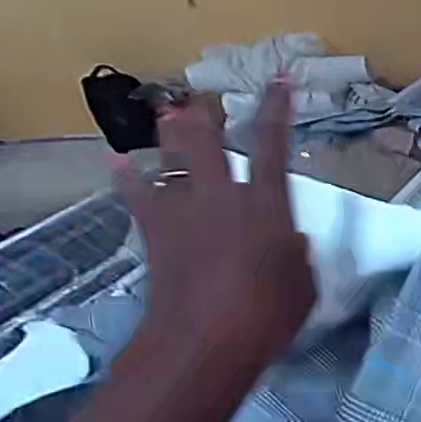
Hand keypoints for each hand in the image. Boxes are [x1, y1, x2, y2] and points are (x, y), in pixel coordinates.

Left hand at [115, 81, 314, 376]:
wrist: (205, 340)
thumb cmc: (267, 316)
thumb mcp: (303, 286)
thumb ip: (296, 254)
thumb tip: (287, 238)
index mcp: (266, 206)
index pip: (272, 146)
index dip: (276, 110)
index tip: (278, 81)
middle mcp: (221, 196)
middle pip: (206, 137)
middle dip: (205, 114)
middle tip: (207, 107)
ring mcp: (183, 209)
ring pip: (169, 155)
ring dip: (170, 136)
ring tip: (169, 121)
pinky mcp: (155, 230)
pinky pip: (136, 192)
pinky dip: (128, 176)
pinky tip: (117, 162)